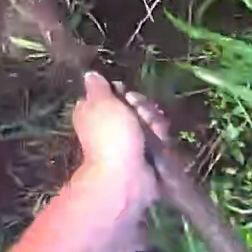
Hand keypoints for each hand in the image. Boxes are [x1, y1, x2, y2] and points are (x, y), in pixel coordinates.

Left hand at [70, 71, 160, 206]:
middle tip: (140, 114)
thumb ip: (98, 87)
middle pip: (135, 106)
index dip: (124, 92)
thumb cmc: (110, 135)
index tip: (127, 94)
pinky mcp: (146, 154)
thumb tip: (90, 75)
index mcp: (94, 112)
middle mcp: (111, 125)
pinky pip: (158, 139)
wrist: (125, 177)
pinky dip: (160, 139)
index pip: (115, 93)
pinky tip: (159, 141)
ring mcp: (129, 141)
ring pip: (149, 121)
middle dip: (143, 107)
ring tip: (152, 131)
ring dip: (154, 123)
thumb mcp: (101, 102)